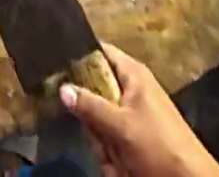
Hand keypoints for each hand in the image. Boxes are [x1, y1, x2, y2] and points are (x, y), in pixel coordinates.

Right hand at [59, 43, 218, 176]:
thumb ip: (90, 106)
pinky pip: (110, 145)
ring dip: (104, 147)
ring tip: (117, 157)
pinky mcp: (133, 140)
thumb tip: (62, 87)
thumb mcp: (120, 125)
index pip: (101, 53)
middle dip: (93, 122)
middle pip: (95, 96)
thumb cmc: (157, 144)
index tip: (60, 71)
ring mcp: (132, 117)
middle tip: (101, 135)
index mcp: (132, 74)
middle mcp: (131, 90)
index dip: (82, 59)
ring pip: (100, 126)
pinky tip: (122, 169)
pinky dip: (113, 160)